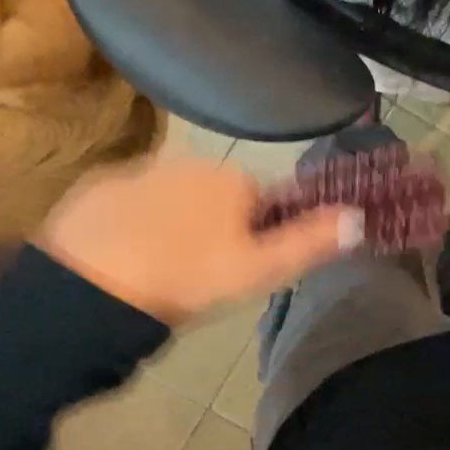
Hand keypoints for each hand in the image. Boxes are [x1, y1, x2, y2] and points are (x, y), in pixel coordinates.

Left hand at [36, 158, 363, 323]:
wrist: (89, 289)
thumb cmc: (186, 279)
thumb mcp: (258, 271)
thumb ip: (309, 241)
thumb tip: (360, 216)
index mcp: (234, 178)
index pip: (260, 200)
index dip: (253, 236)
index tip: (234, 269)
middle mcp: (191, 161)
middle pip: (216, 196)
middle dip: (212, 226)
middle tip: (196, 275)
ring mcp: (140, 169)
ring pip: (172, 198)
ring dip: (171, 223)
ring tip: (156, 271)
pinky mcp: (96, 188)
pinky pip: (126, 203)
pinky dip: (129, 223)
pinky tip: (119, 259)